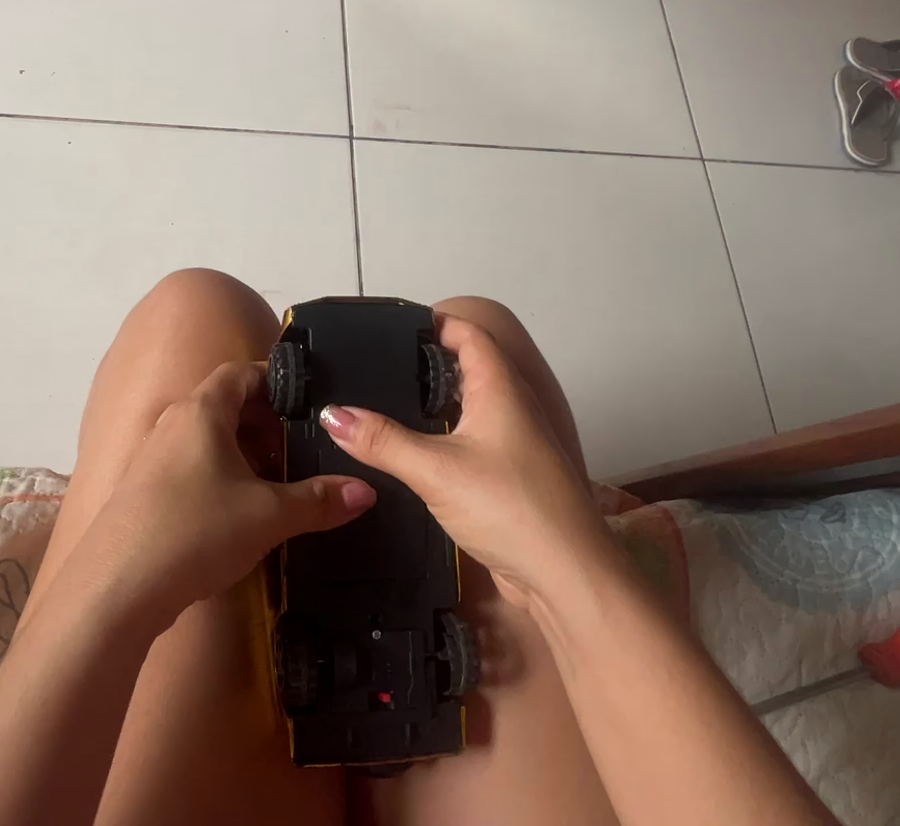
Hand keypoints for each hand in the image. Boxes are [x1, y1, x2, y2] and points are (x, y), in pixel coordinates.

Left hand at [67, 361, 376, 629]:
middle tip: (299, 451)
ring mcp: (150, 458)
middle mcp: (171, 424)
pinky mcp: (140, 492)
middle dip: (264, 424)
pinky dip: (218, 478)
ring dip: (241, 455)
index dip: (275, 380)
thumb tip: (366, 490)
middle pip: (224, 406)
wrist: (116, 588)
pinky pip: (188, 467)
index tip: (307, 403)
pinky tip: (237, 515)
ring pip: (206, 440)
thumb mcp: (268, 516)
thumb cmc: (196, 530)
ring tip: (275, 486)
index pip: (241, 373)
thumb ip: (318, 500)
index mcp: (201, 411)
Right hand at [318, 315, 610, 610]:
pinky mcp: (508, 477)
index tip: (391, 326)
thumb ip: (382, 441)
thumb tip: (333, 414)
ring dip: (433, 402)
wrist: (566, 576)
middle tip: (376, 365)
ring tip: (383, 403)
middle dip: (426, 362)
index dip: (436, 322)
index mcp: (501, 389)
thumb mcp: (435, 470)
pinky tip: (412, 451)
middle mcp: (511, 408)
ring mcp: (513, 444)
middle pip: (469, 367)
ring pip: (469, 407)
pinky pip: (469, 441)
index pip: (470, 334)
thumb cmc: (511, 508)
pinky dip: (441, 436)